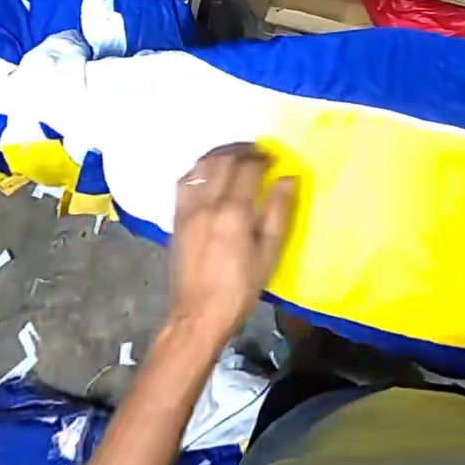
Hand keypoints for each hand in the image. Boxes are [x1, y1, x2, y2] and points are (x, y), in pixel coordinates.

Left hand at [168, 143, 296, 343]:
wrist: (198, 314)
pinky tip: (210, 173)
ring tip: (235, 156)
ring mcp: (187, 211)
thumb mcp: (270, 250)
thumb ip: (279, 210)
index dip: (263, 157)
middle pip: (221, 160)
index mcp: (233, 212)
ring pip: (199, 167)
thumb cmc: (241, 285)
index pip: (247, 168)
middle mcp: (206, 204)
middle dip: (241, 150)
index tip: (275, 158)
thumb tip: (288, 178)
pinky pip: (184, 182)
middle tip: (258, 151)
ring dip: (219, 154)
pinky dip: (199, 170)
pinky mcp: (176, 220)